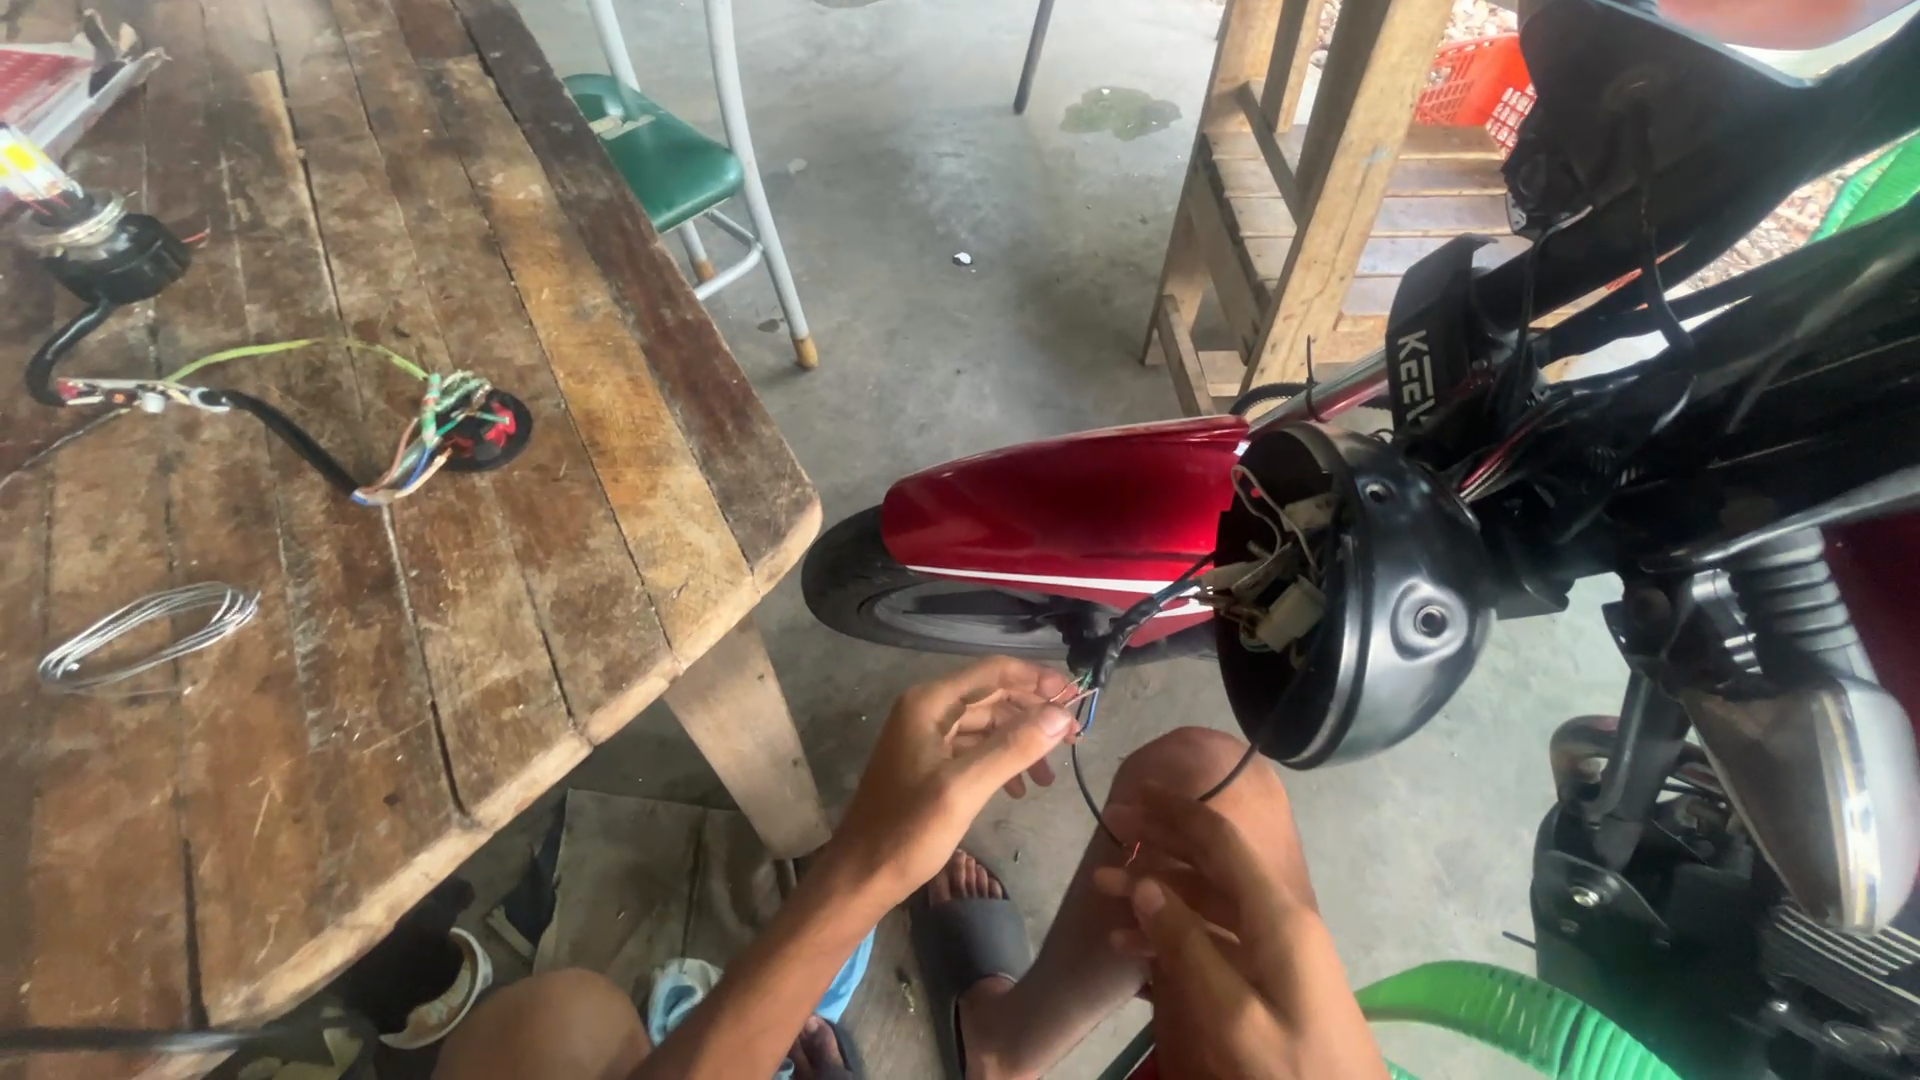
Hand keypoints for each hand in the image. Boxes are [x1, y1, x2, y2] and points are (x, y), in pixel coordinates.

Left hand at [824, 656, 1076, 903]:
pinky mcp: (928, 760)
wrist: (860, 875)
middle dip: (1034, 713)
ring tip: (1049, 774)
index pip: (994, 671)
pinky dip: (1001, 760)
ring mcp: (926, 734)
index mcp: (931, 702)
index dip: (1037, 678)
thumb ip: (1012, 747)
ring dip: (1021, 741)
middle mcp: (927, 708)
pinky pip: (974, 747)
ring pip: (986, 722)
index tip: (1075, 698)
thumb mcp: (964, 788)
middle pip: (993, 694)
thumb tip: (1060, 714)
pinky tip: (1020, 787)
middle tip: (1074, 738)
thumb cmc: (908, 831)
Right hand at [1095, 785, 1386, 1079]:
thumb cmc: (1295, 1072)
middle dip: (1160, 837)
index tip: (1133, 793)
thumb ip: (1186, 946)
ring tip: (1104, 885)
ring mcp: (1276, 945)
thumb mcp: (1234, 1018)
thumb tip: (1143, 884)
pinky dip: (1173, 927)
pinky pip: (1215, 932)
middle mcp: (1278, 916)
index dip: (1176, 810)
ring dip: (1157, 886)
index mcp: (1276, 914)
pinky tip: (1131, 939)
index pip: (1220, 839)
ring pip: (1207, 895)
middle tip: (1111, 825)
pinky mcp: (1271, 972)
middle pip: (1211, 858)